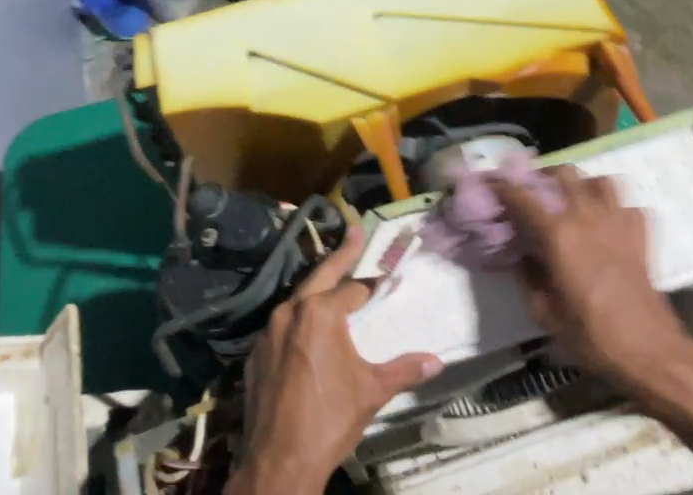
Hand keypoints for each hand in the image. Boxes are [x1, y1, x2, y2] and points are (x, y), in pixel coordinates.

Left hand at [227, 221, 442, 494]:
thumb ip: (404, 370)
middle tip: (353, 231)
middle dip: (341, 255)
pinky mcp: (254, 355)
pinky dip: (297, 320)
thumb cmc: (329, 419)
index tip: (387, 279)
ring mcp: (267, 332)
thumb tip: (437, 361)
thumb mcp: (372, 391)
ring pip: (296, 300)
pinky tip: (306, 331)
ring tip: (331, 282)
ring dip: (316, 290)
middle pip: (320, 276)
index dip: (373, 285)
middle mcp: (290, 312)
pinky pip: (280, 326)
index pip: (353, 288)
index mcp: (320, 313)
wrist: (278, 462)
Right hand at [491, 167, 692, 394]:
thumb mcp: (545, 313)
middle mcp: (587, 216)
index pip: (523, 197)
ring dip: (584, 185)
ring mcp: (619, 221)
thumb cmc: (591, 335)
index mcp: (558, 234)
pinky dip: (617, 208)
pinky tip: (609, 223)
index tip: (490, 182)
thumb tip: (522, 257)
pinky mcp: (641, 234)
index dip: (502, 186)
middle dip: (545, 176)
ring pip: (601, 180)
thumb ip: (528, 278)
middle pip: (565, 174)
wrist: (647, 349)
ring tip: (574, 199)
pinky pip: (628, 205)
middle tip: (535, 191)